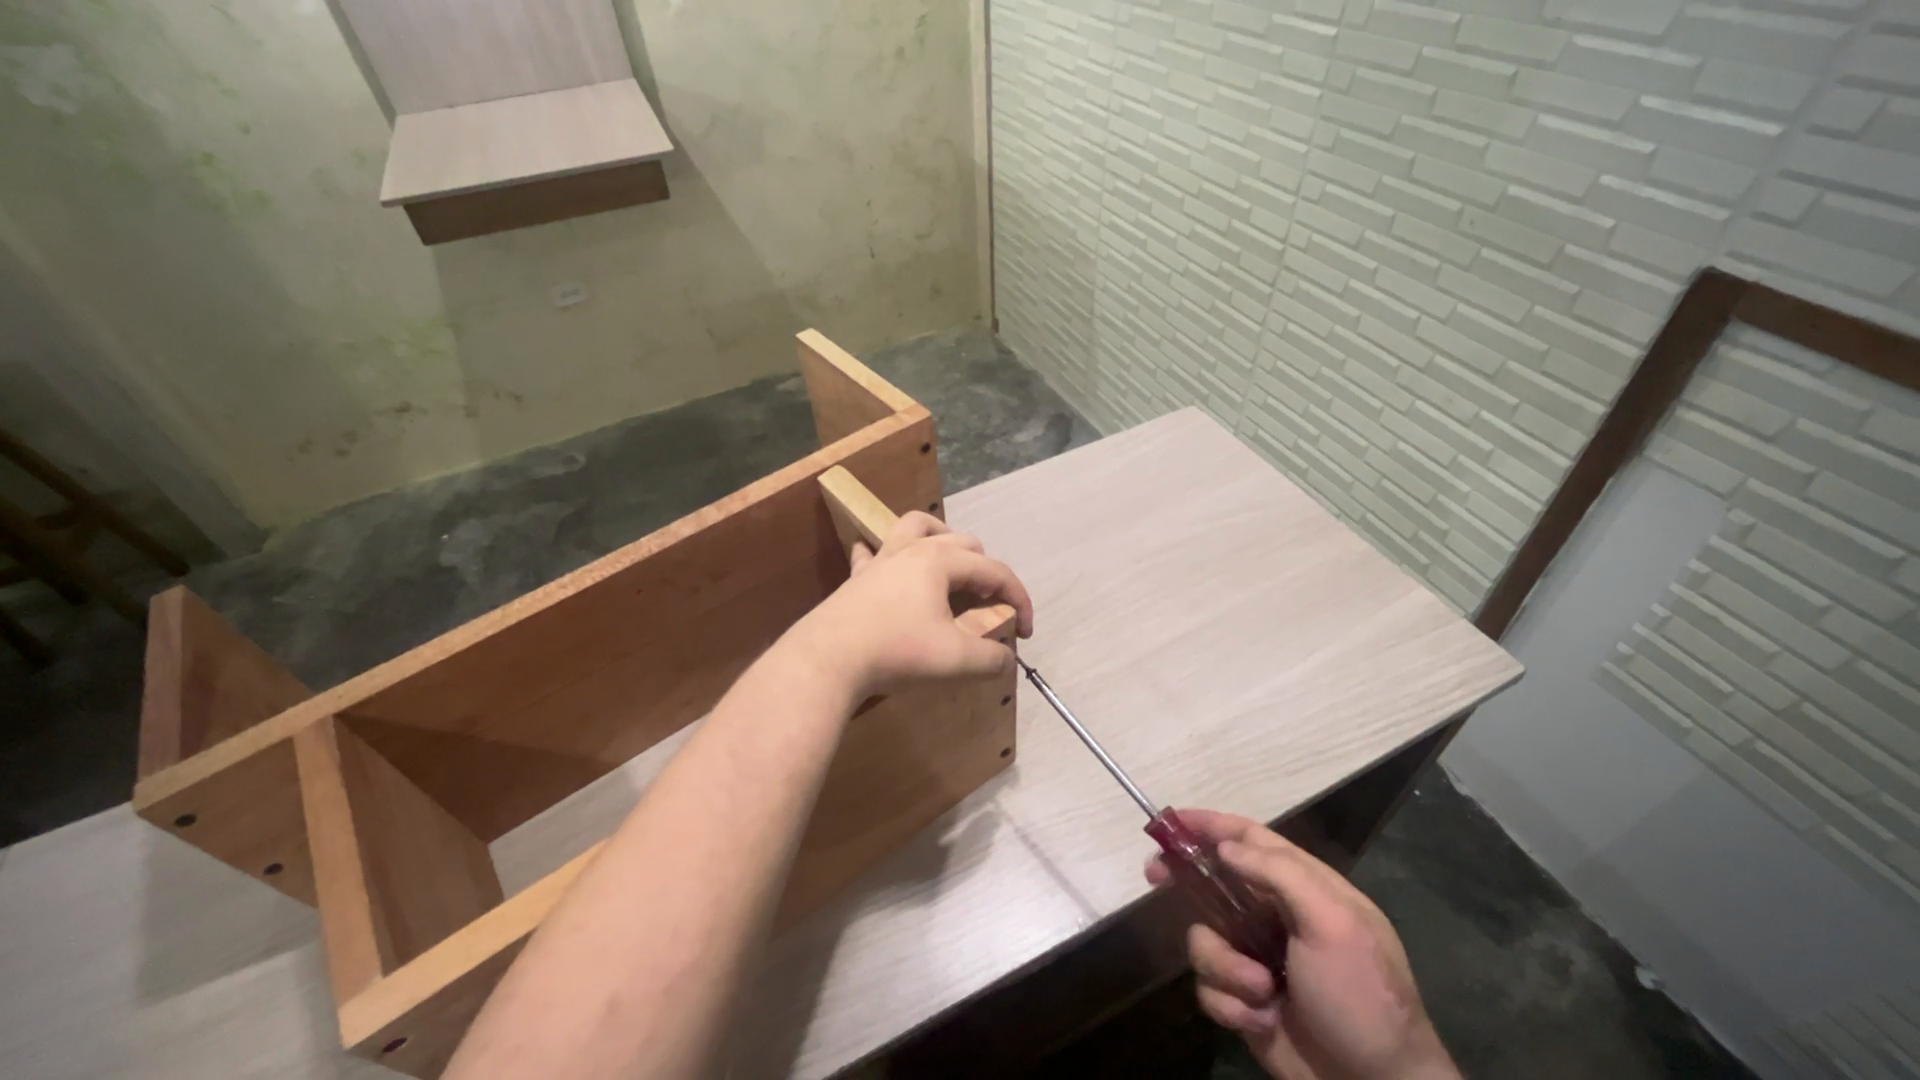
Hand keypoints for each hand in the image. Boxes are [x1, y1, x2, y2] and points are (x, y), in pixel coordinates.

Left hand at [785, 511, 1033, 698]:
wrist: (828, 659)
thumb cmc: (897, 652)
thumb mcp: (956, 660)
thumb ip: (991, 658)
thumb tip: (1005, 659)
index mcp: (942, 561)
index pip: (995, 571)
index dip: (1019, 600)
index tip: (1025, 633)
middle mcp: (913, 549)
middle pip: (963, 542)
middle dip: (985, 570)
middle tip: (989, 606)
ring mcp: (882, 559)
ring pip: (917, 528)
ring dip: (941, 541)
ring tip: (950, 566)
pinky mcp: (858, 577)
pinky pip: (874, 552)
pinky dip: (888, 555)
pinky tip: (887, 568)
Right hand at [1146, 810, 1457, 1079]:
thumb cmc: (1361, 995)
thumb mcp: (1333, 924)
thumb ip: (1281, 875)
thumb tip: (1227, 847)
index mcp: (1305, 888)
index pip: (1251, 839)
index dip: (1211, 824)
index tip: (1170, 821)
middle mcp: (1276, 915)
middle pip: (1215, 882)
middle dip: (1185, 881)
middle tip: (1155, 877)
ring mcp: (1257, 957)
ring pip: (1204, 939)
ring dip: (1224, 966)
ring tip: (1261, 992)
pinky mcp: (1243, 999)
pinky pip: (1209, 986)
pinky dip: (1231, 1004)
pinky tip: (1263, 1020)